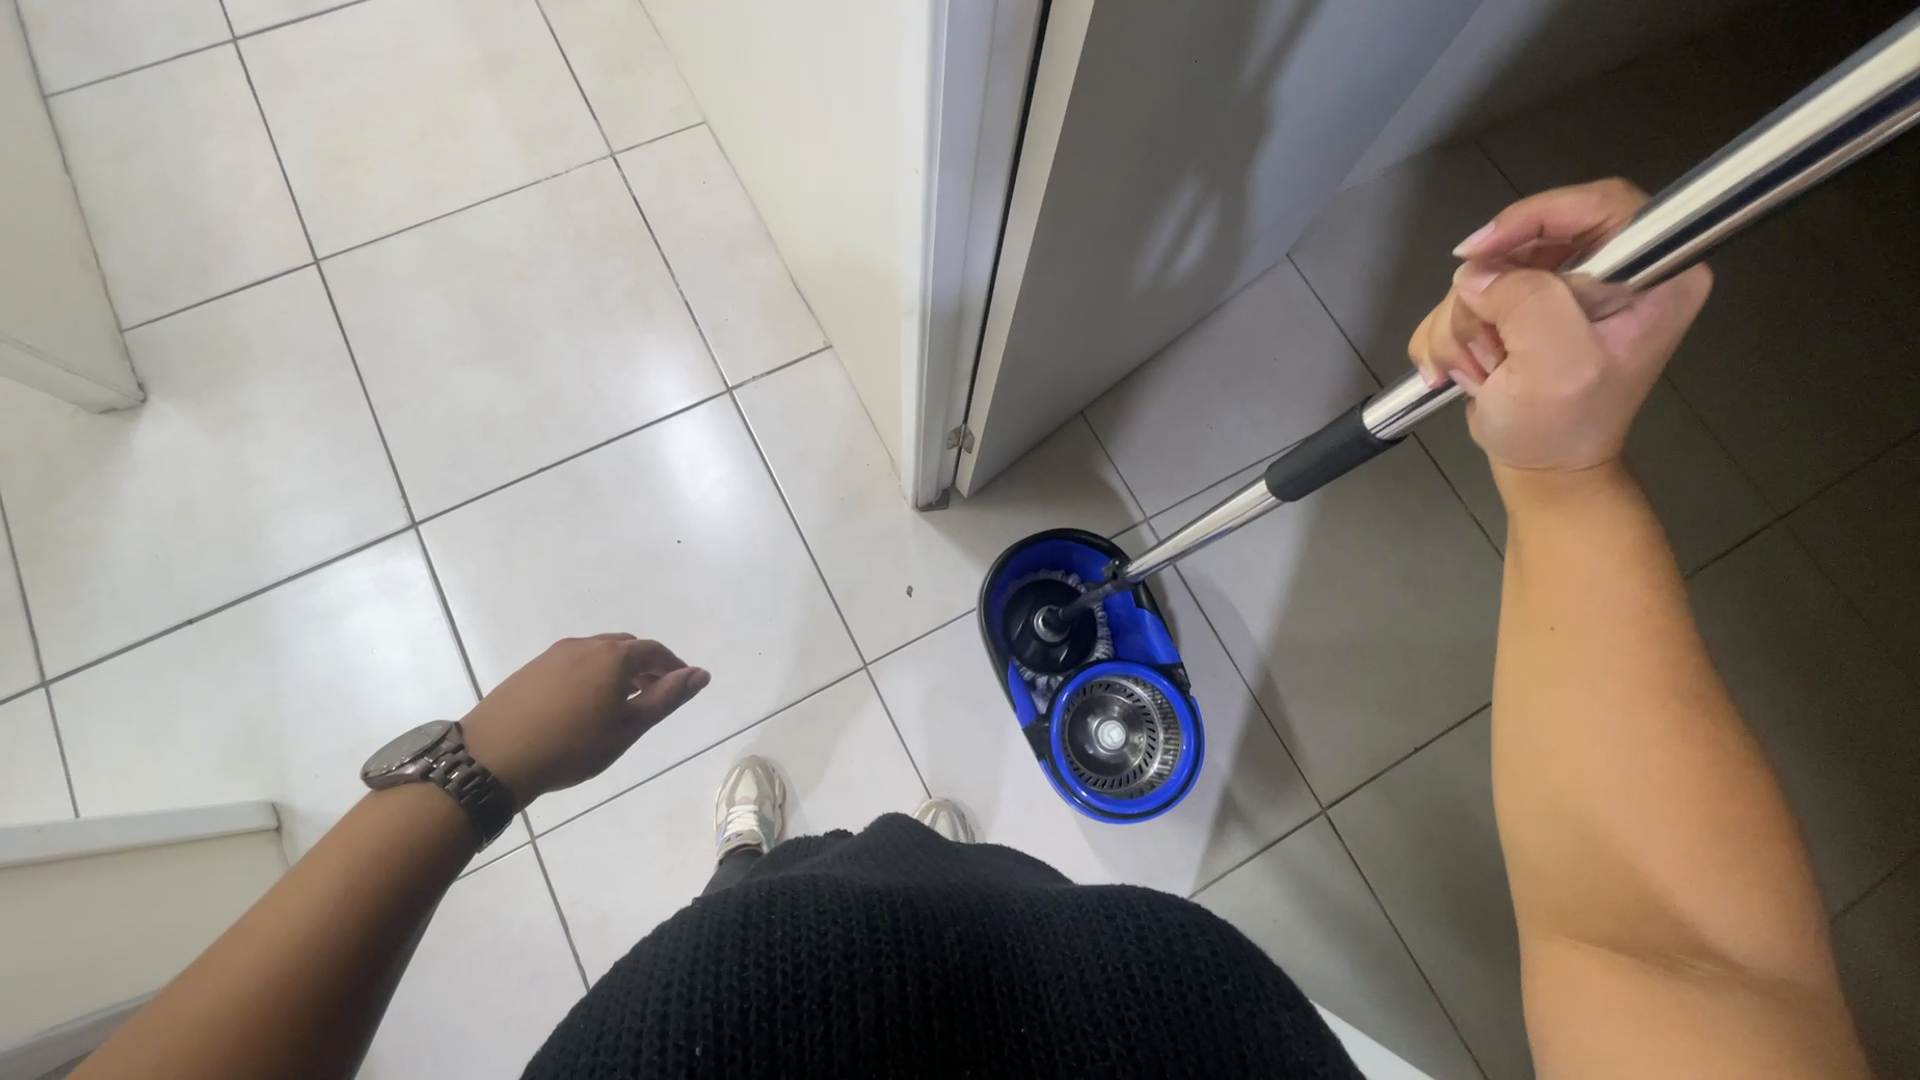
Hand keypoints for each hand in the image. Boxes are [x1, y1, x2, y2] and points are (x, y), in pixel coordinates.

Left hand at [459, 635, 709, 805]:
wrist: (491, 759)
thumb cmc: (571, 746)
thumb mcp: (628, 727)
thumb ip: (667, 697)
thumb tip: (701, 673)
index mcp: (613, 656)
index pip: (654, 651)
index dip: (673, 667)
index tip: (681, 687)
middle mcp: (585, 645)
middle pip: (626, 647)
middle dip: (646, 666)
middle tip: (653, 695)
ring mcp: (553, 655)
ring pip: (597, 653)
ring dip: (617, 670)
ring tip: (619, 702)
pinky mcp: (529, 670)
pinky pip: (573, 663)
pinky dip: (590, 675)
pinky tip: (583, 705)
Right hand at [1407, 178, 1712, 472]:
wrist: (1540, 469)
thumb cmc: (1561, 426)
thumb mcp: (1557, 364)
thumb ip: (1526, 303)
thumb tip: (1475, 275)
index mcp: (1650, 275)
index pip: (1596, 205)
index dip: (1532, 218)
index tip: (1477, 252)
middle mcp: (1604, 275)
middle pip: (1519, 247)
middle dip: (1482, 303)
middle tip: (1486, 352)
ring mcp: (1553, 296)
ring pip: (1477, 281)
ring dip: (1460, 331)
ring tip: (1478, 374)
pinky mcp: (1514, 316)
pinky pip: (1457, 306)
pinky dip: (1446, 342)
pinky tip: (1460, 373)